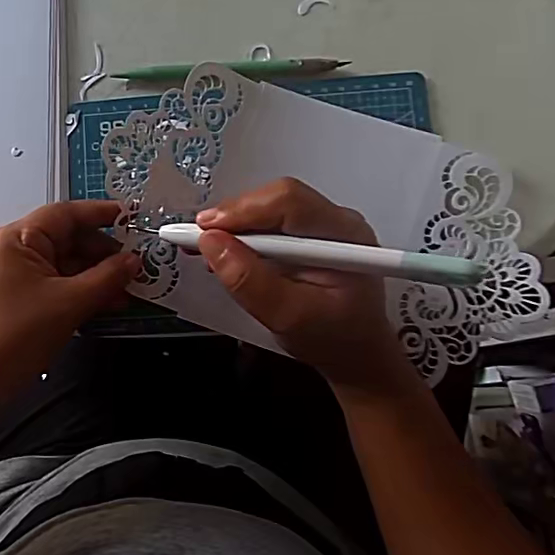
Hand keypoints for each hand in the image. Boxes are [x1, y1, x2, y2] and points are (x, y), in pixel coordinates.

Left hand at [0, 200, 138, 386]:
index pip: (66, 213)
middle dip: (104, 253)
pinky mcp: (21, 299)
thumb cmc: (8, 339)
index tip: (130, 217)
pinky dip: (83, 291)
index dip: (102, 213)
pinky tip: (108, 302)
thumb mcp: (69, 304)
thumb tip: (131, 262)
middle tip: (137, 262)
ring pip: (66, 264)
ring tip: (130, 286)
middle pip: (68, 239)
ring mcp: (16, 276)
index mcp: (17, 239)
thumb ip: (107, 278)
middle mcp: (13, 251)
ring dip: (98, 276)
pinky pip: (59, 284)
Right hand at [195, 179, 416, 394]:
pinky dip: (242, 233)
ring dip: (233, 225)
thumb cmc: (332, 339)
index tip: (205, 230)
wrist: (356, 354)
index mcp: (343, 237)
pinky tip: (225, 251)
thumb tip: (211, 244)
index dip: (242, 210)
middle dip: (233, 217)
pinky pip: (269, 220)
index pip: (288, 203)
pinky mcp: (307, 234)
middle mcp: (336, 221)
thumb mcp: (287, 317)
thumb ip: (250, 281)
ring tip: (207, 248)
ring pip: (267, 207)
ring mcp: (322, 225)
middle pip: (275, 200)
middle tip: (198, 240)